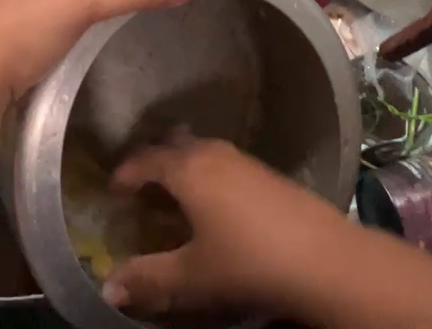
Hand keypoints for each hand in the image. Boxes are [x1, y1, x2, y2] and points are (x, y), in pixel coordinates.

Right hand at [102, 134, 355, 318]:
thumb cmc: (248, 261)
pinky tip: (214, 201)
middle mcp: (211, 152)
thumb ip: (149, 278)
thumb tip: (108, 287)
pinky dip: (206, 171)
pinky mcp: (265, 171)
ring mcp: (242, 158)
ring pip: (200, 150)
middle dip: (153, 161)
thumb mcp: (193, 276)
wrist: (323, 257)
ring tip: (173, 192)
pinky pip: (221, 160)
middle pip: (173, 145)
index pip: (145, 159)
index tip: (112, 190)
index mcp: (187, 168)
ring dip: (182, 164)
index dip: (125, 173)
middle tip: (139, 186)